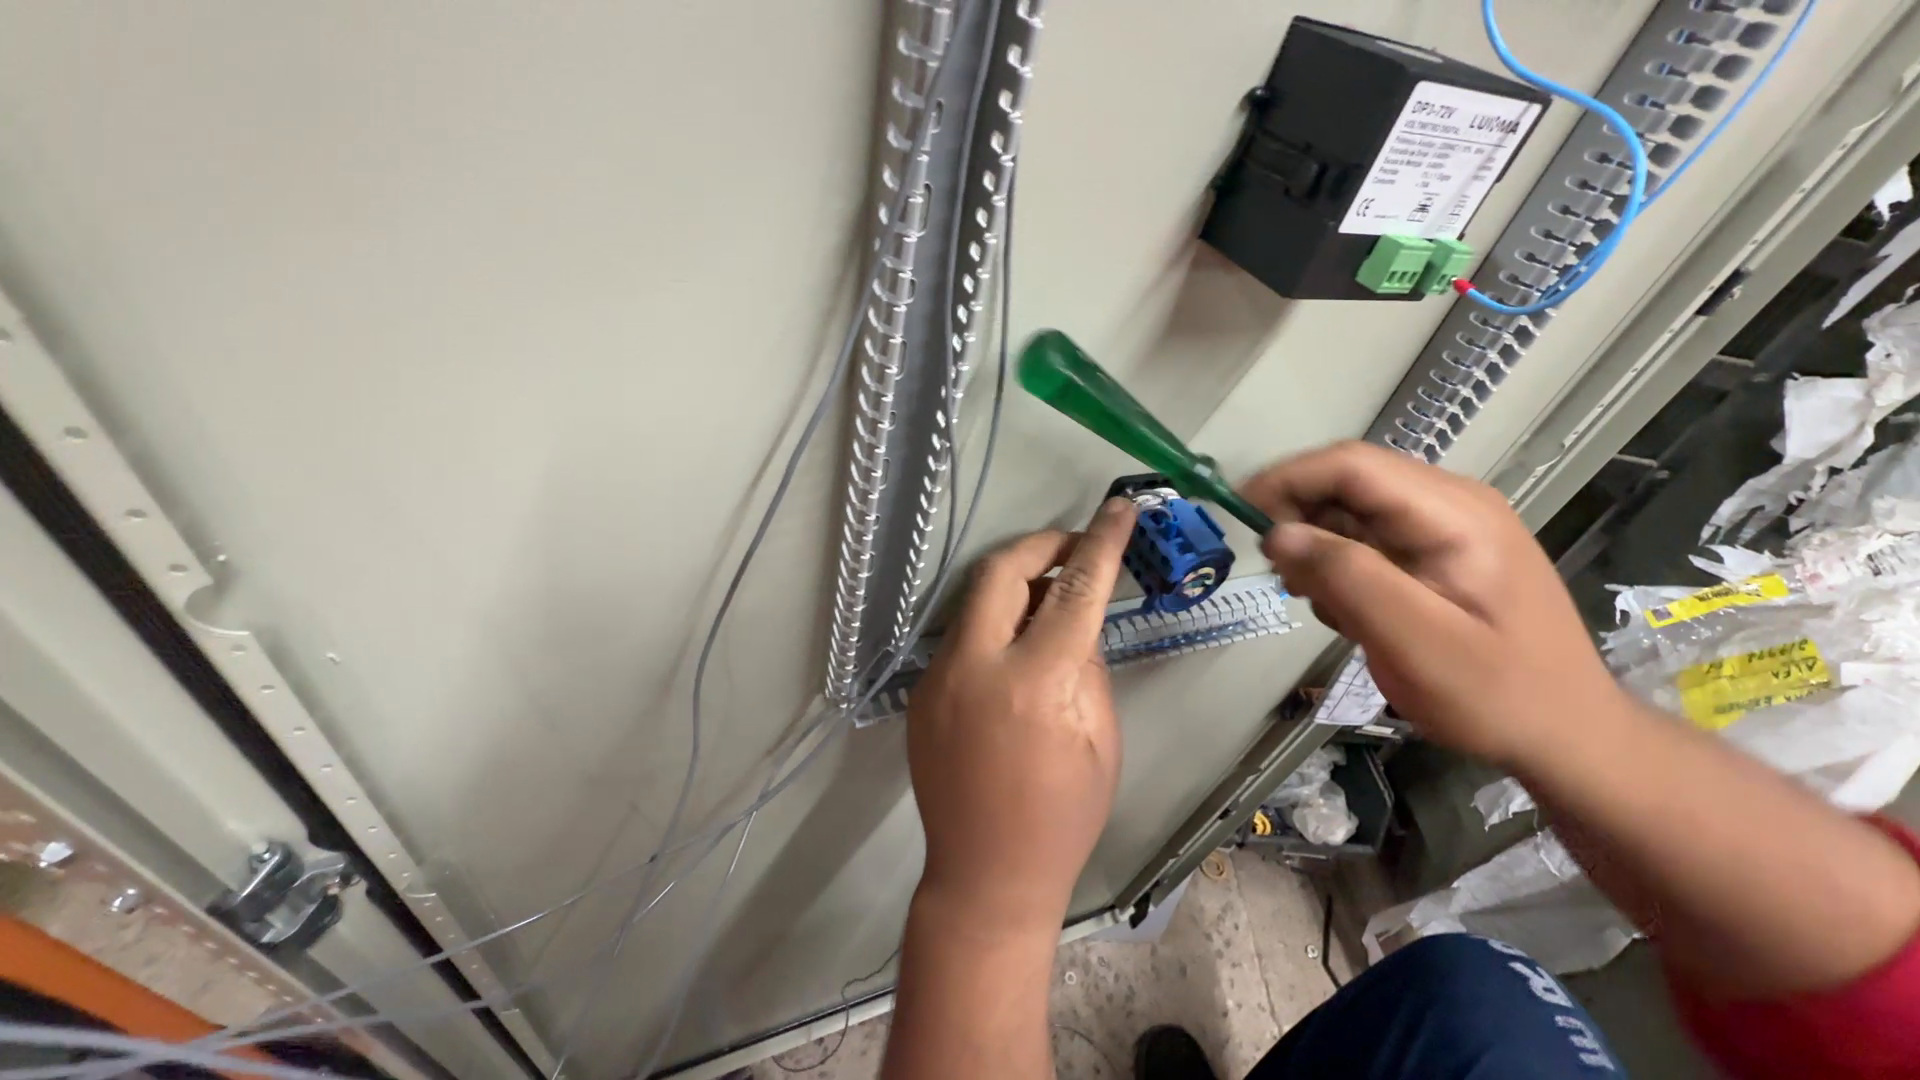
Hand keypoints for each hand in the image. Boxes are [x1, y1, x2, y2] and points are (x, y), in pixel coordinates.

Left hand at [906, 497, 1136, 933]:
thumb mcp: (1100, 737)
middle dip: (1043, 545)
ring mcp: (938, 678)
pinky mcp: (921, 694)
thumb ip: (1086, 665)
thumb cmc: (1063, 817)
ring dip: (1016, 584)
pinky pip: (962, 637)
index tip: (1120, 509)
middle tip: (1076, 549)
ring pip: (976, 600)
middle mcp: (975, 666)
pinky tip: (1017, 648)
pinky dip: (994, 624)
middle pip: (1003, 570)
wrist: (986, 875)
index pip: (1075, 588)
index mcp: (1034, 681)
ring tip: (1052, 598)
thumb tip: (1076, 617)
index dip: (1102, 541)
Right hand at [1242, 442, 1623, 765]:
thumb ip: (1347, 580)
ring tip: (1329, 610)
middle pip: (1348, 484)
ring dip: (1321, 552)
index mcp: (1453, 514)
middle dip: (1301, 521)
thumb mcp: (1416, 643)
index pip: (1351, 465)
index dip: (1286, 480)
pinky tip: (1353, 615)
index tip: (1237, 518)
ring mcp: (1445, 529)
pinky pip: (1368, 543)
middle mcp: (1449, 505)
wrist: (1567, 736)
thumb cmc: (1497, 695)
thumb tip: (1277, 535)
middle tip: (1284, 580)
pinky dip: (1341, 571)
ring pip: (1351, 515)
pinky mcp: (1437, 555)